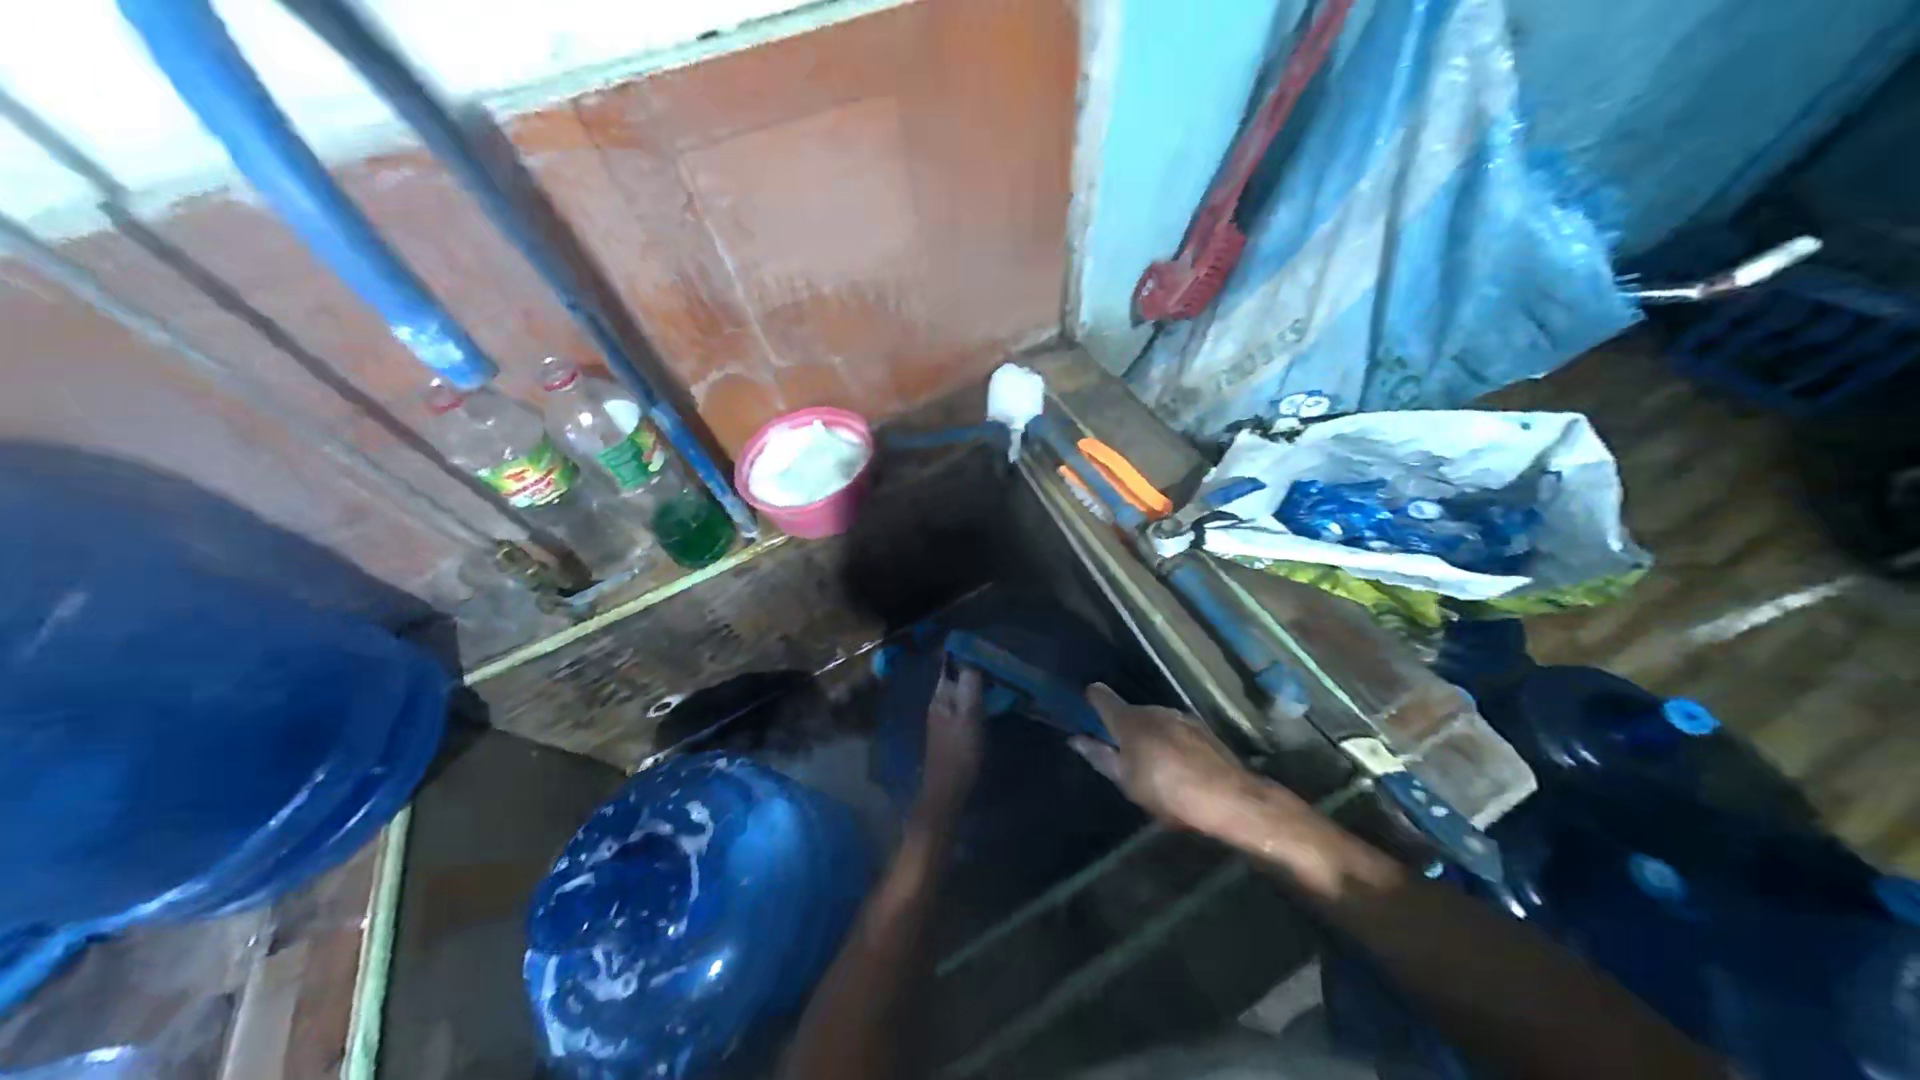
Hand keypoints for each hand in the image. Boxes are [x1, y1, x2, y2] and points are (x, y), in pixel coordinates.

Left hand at [917, 663, 984, 823]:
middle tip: (998, 658)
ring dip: (976, 681)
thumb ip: (970, 686)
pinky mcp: (953, 731)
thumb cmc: (960, 752)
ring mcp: (944, 718)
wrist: (947, 792)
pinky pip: (965, 704)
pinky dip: (978, 697)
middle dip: (972, 665)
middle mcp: (939, 702)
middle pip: (955, 676)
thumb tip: (971, 657)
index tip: (984, 642)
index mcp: (941, 696)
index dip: (963, 650)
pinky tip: (991, 700)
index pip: (949, 664)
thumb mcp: (969, 716)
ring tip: (999, 675)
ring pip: (961, 691)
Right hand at [1073, 682, 1281, 837]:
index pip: (1102, 696)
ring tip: (1151, 765)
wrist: (1230, 798)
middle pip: (1129, 712)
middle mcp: (1154, 709)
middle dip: (1122, 727)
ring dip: (1147, 735)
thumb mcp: (1126, 781)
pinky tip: (1176, 766)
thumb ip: (1099, 756)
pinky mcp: (1202, 727)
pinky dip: (1168, 741)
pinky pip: (1174, 729)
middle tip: (1120, 755)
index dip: (1091, 699)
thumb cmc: (1168, 791)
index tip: (1085, 708)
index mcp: (1130, 719)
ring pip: (1154, 720)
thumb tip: (1076, 738)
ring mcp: (1180, 716)